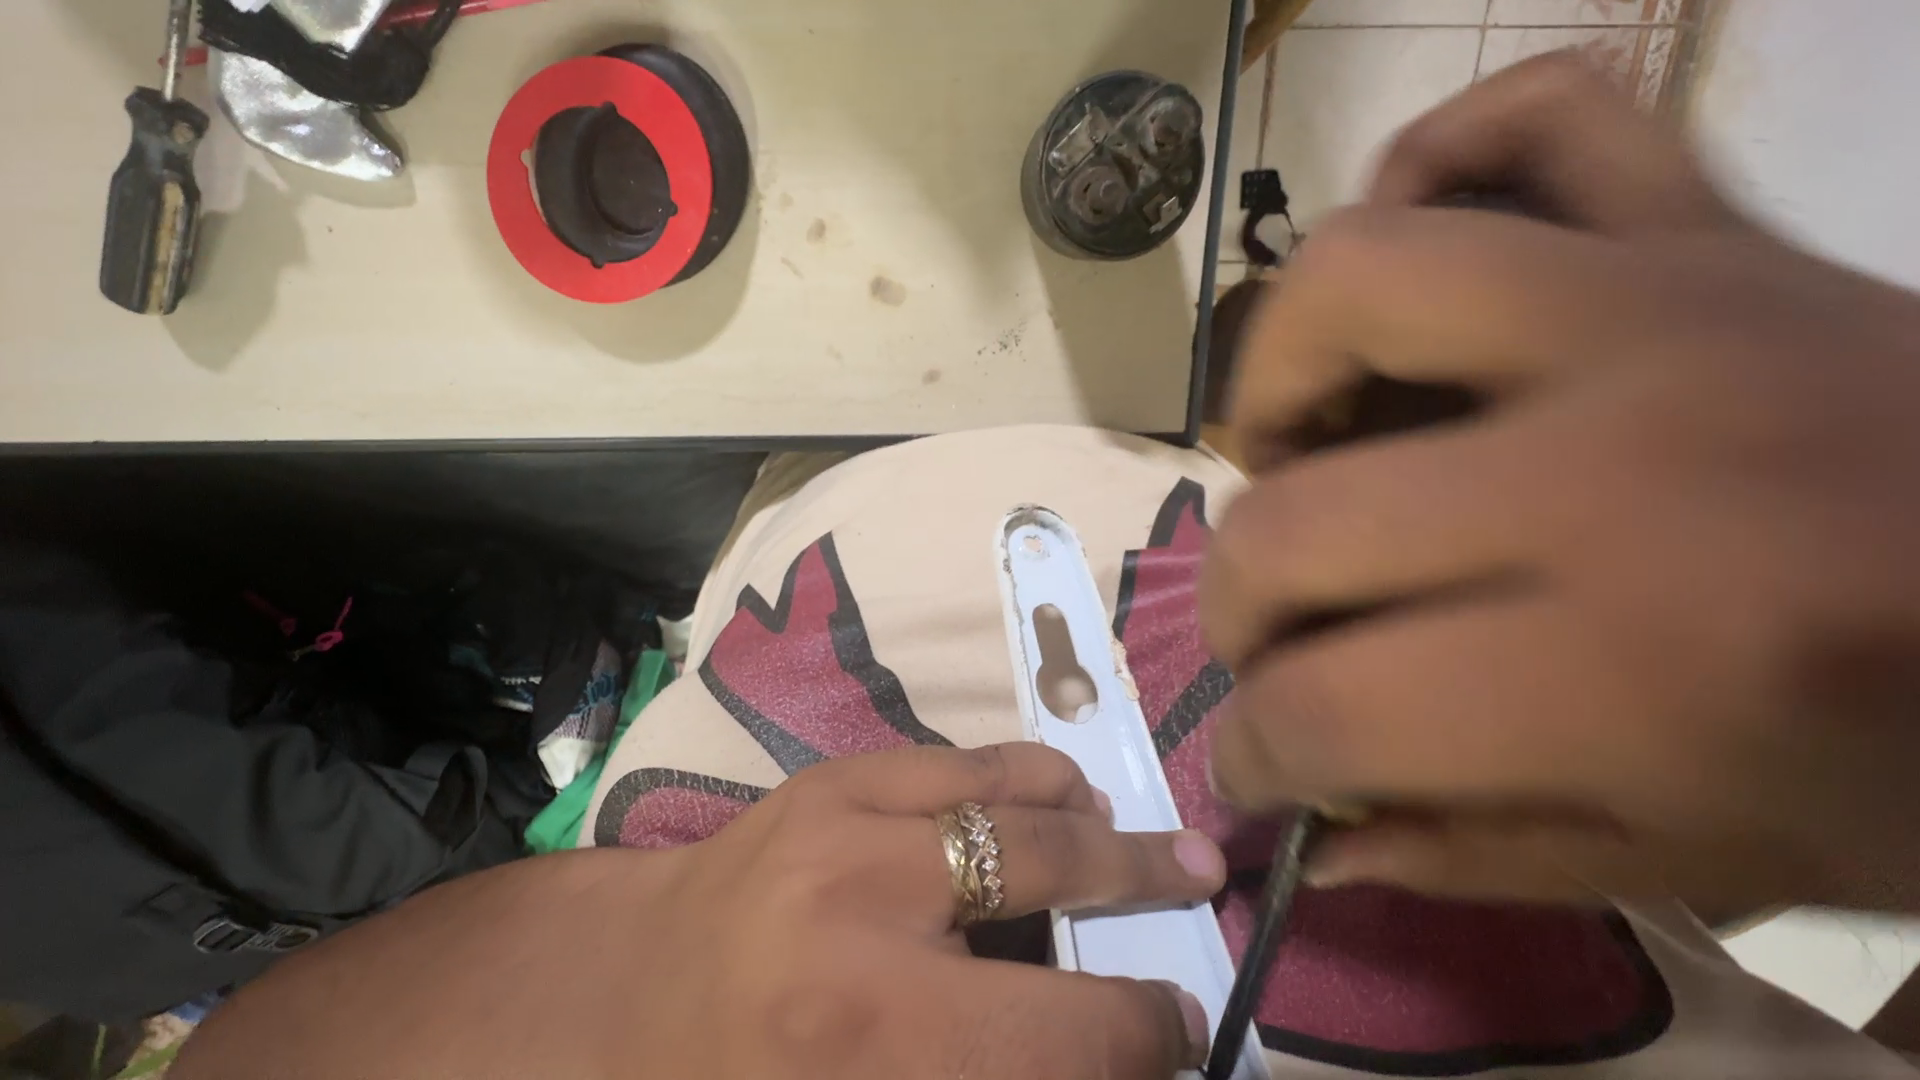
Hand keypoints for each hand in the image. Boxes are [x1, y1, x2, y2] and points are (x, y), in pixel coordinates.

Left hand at [173, 744, 1226, 1079]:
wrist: (612, 1003)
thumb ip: (980, 1071)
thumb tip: (1089, 1054)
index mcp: (875, 1045)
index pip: (1065, 1036)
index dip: (1144, 1037)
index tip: (1184, 1028)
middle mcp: (870, 921)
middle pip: (1052, 890)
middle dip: (1144, 895)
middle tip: (1204, 882)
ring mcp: (845, 830)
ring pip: (1008, 808)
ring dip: (1091, 823)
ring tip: (1144, 832)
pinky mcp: (825, 783)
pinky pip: (951, 764)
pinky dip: (1019, 771)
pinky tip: (1061, 782)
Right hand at [1201, 53, 1919, 917]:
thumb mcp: (1700, 862)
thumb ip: (1464, 852)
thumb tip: (1302, 839)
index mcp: (1643, 657)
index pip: (1328, 709)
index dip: (1256, 757)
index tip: (1253, 772)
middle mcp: (1621, 458)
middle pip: (1291, 524)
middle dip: (1237, 611)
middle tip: (1273, 640)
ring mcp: (1661, 300)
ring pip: (1353, 274)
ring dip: (1279, 378)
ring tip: (1310, 449)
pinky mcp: (1707, 218)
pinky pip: (1530, 118)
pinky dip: (1434, 171)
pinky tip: (1421, 284)